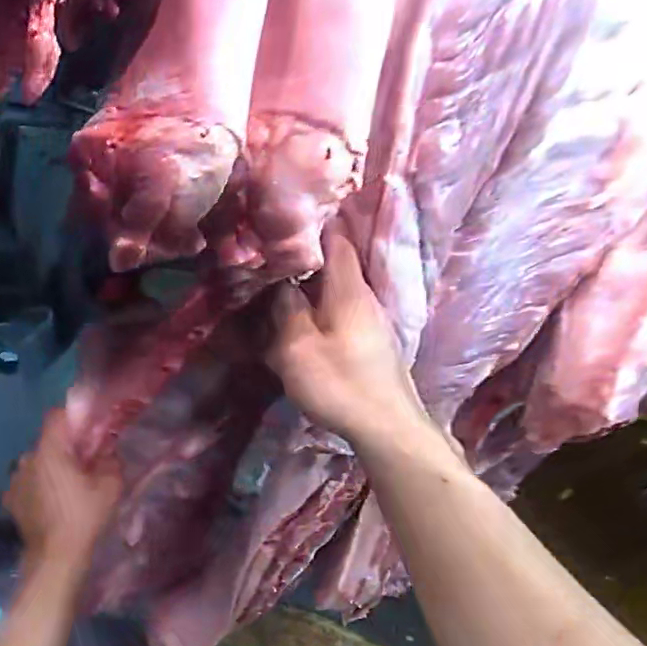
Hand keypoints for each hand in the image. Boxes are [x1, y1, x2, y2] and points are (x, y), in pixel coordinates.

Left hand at [5, 410, 122, 565]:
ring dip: (50, 468)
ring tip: (68, 487)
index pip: (57, 416)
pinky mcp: (10, 498)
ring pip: (36, 463)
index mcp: (48, 450)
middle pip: (47, 442)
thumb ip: (110, 460)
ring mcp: (14, 479)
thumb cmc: (83, 517)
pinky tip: (52, 503)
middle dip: (65, 448)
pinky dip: (39, 487)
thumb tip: (107, 452)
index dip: (74, 418)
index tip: (89, 430)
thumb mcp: (110, 486)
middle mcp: (26, 459)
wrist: (55, 556)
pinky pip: (27, 483)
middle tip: (85, 462)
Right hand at [265, 228, 433, 451]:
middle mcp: (361, 298)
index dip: (312, 226)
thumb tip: (281, 282)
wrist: (383, 424)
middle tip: (263, 258)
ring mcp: (365, 319)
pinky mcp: (362, 340)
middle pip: (330, 266)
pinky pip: (330, 312)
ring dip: (301, 287)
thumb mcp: (298, 347)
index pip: (335, 242)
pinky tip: (287, 322)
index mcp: (349, 291)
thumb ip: (287, 311)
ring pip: (328, 291)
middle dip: (299, 259)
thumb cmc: (338, 383)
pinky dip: (308, 308)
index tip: (281, 221)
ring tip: (267, 288)